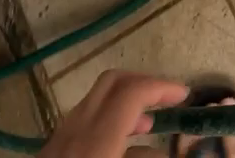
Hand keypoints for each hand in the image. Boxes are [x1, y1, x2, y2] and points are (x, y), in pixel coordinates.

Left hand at [38, 70, 188, 157]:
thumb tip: (162, 153)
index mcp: (97, 141)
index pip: (132, 92)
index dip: (162, 87)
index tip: (184, 96)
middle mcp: (75, 130)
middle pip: (111, 83)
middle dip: (142, 84)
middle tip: (166, 100)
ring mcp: (59, 140)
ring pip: (95, 101)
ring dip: (124, 104)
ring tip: (148, 126)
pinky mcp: (50, 153)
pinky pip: (82, 122)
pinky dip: (106, 122)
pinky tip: (119, 149)